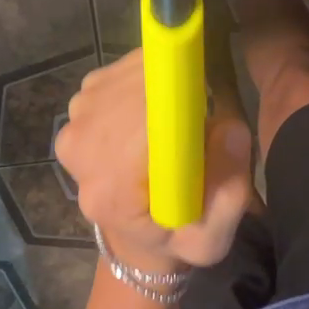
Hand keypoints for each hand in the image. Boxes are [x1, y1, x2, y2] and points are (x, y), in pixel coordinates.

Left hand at [54, 50, 251, 274]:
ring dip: (163, 83)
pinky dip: (149, 76)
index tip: (202, 100)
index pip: (140, 124)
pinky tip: (157, 107)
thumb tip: (230, 129)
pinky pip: (124, 69)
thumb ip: (228, 194)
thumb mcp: (211, 239)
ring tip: (178, 117)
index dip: (174, 100)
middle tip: (201, 114)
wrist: (134, 238)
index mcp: (110, 190)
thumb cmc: (175, 238)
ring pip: (131, 75)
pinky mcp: (84, 98)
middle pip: (134, 91)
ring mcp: (78, 119)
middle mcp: (81, 150)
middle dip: (175, 91)